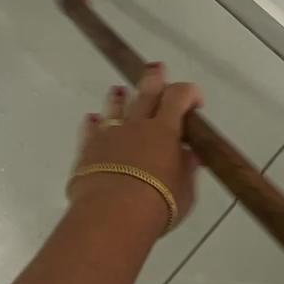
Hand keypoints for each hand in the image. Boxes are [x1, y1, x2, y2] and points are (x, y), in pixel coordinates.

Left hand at [70, 62, 201, 229]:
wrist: (112, 215)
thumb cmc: (158, 204)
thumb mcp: (185, 190)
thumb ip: (186, 169)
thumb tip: (189, 155)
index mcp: (165, 130)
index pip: (179, 96)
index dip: (188, 92)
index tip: (195, 100)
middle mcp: (137, 125)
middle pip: (146, 93)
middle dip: (154, 79)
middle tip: (157, 68)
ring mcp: (110, 134)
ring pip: (115, 107)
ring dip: (120, 98)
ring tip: (120, 91)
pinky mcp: (88, 149)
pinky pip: (90, 129)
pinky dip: (94, 122)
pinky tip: (93, 119)